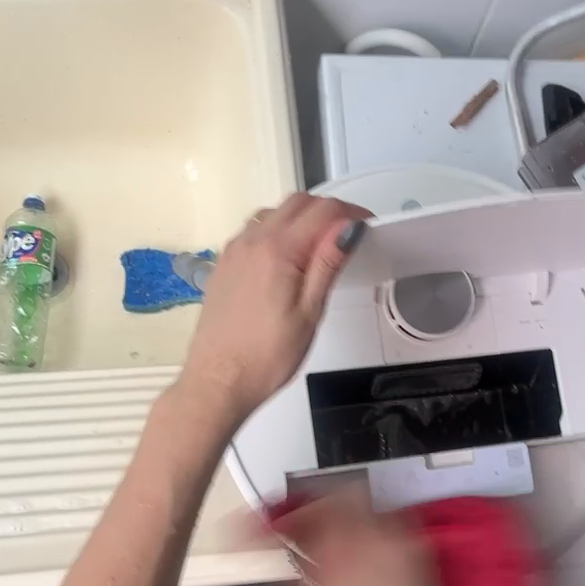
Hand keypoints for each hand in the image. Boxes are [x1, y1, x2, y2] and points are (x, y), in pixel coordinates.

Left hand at [177, 192, 371, 420]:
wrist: (218, 382)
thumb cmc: (263, 358)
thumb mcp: (309, 313)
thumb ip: (327, 264)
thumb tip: (347, 229)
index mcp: (277, 251)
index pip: (322, 211)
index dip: (351, 213)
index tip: (366, 224)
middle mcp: (250, 243)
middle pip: (296, 203)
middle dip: (327, 211)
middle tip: (348, 234)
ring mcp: (233, 252)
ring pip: (273, 214)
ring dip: (300, 218)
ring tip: (321, 245)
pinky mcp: (223, 266)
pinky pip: (253, 231)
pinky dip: (277, 231)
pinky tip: (287, 257)